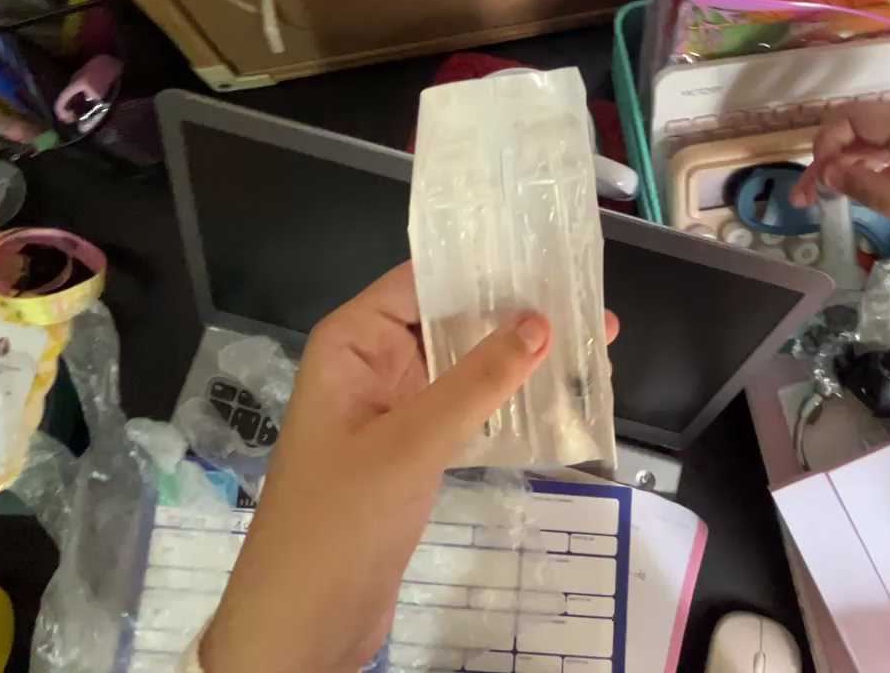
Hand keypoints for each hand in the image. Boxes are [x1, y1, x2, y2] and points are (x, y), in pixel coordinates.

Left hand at [200, 263, 618, 672]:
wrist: (300, 628)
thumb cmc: (339, 521)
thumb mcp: (411, 443)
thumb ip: (477, 380)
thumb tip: (542, 323)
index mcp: (356, 339)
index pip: (424, 279)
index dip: (484, 267)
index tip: (549, 261)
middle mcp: (375, 359)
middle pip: (451, 319)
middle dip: (516, 315)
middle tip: (587, 307)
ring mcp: (395, 403)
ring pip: (464, 363)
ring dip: (518, 358)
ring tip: (589, 347)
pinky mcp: (414, 444)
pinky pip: (466, 405)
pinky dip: (507, 400)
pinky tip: (558, 397)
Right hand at [790, 101, 889, 331]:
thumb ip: (881, 192)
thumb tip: (831, 173)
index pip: (859, 118)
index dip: (826, 142)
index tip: (812, 181)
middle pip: (867, 127)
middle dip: (830, 155)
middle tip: (806, 198)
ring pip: (884, 142)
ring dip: (851, 165)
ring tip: (825, 200)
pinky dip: (879, 172)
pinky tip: (865, 194)